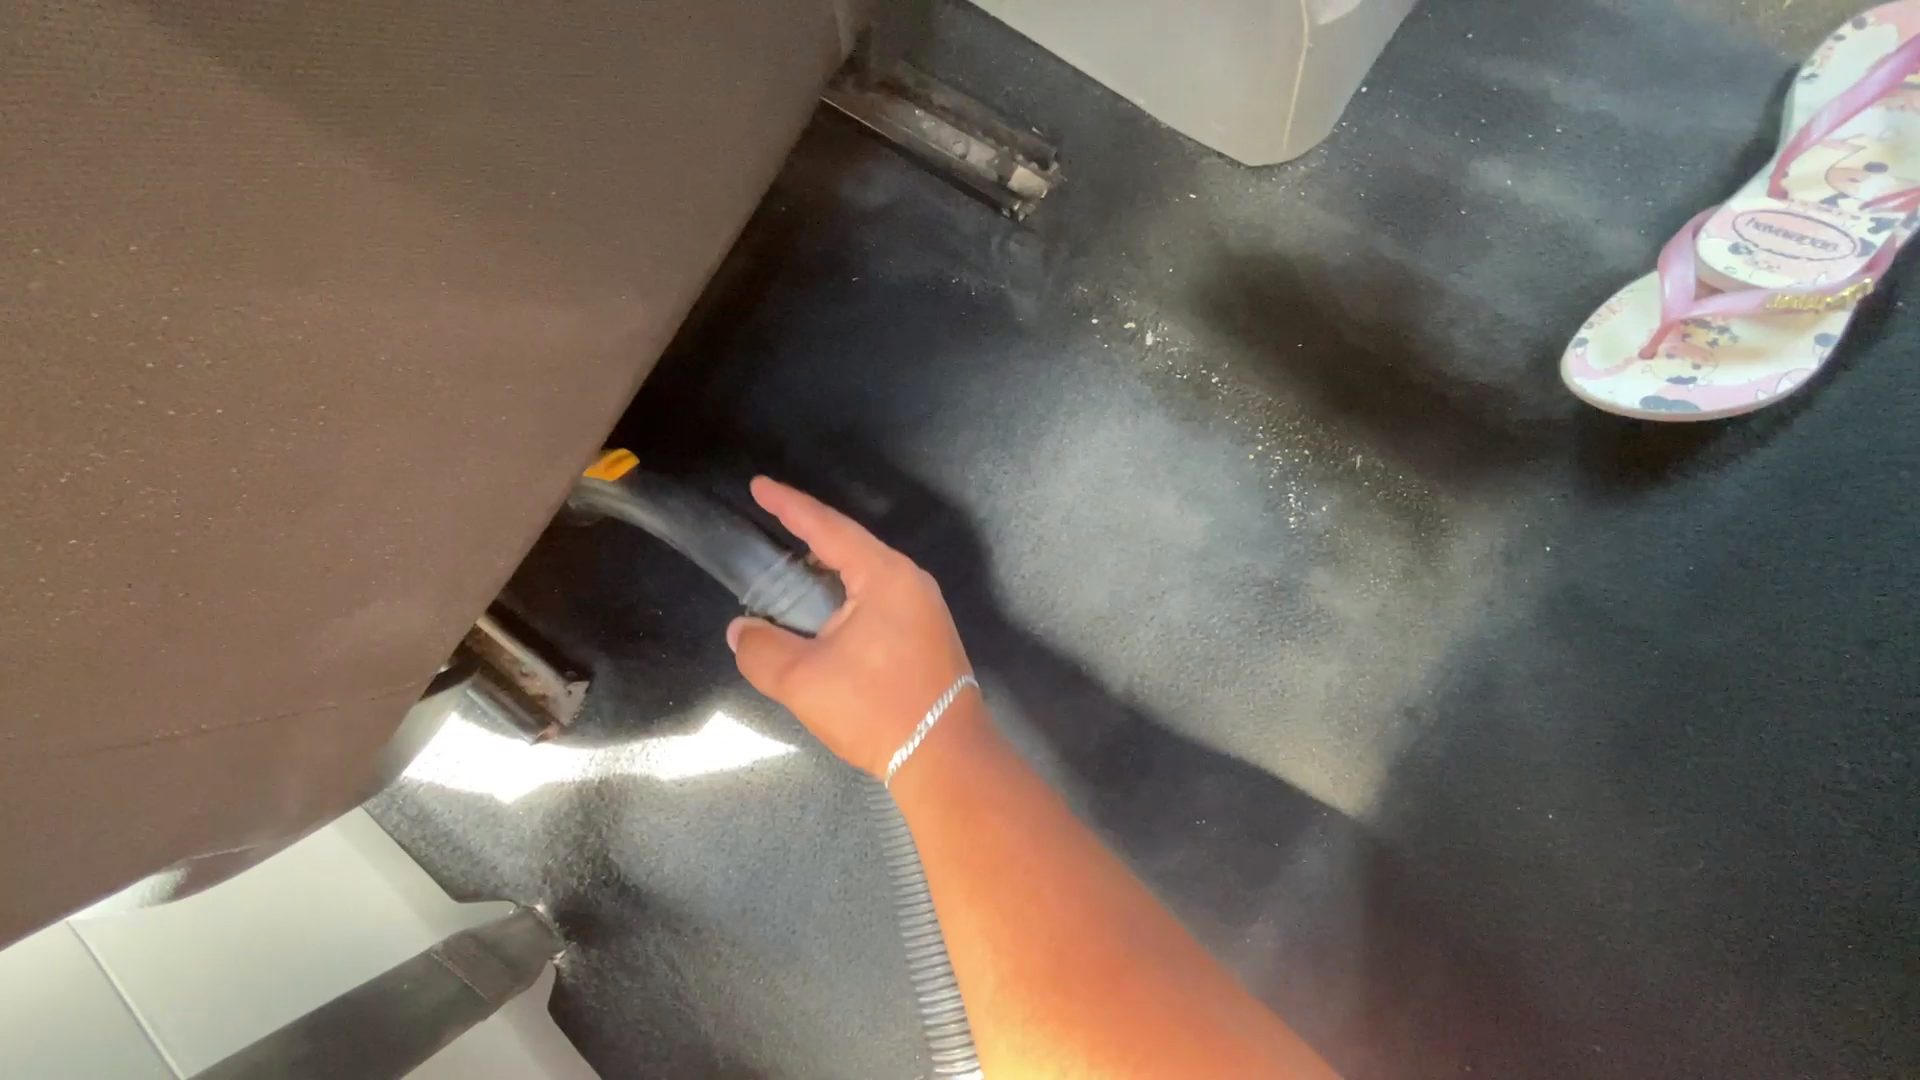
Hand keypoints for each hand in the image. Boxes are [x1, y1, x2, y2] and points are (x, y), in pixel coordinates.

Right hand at [728, 477, 976, 777]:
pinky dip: (848, 600)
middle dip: (808, 540)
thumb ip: (761, 649)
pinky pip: (880, 600)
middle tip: (770, 535)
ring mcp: (925, 608)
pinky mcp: (929, 635)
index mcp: (884, 575)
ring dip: (828, 576)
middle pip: (851, 547)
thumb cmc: (875, 709)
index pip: (828, 528)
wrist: (944, 756)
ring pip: (866, 576)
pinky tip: (827, 619)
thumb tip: (742, 631)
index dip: (789, 506)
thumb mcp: (804, 680)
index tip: (759, 487)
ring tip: (790, 580)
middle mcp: (910, 581)